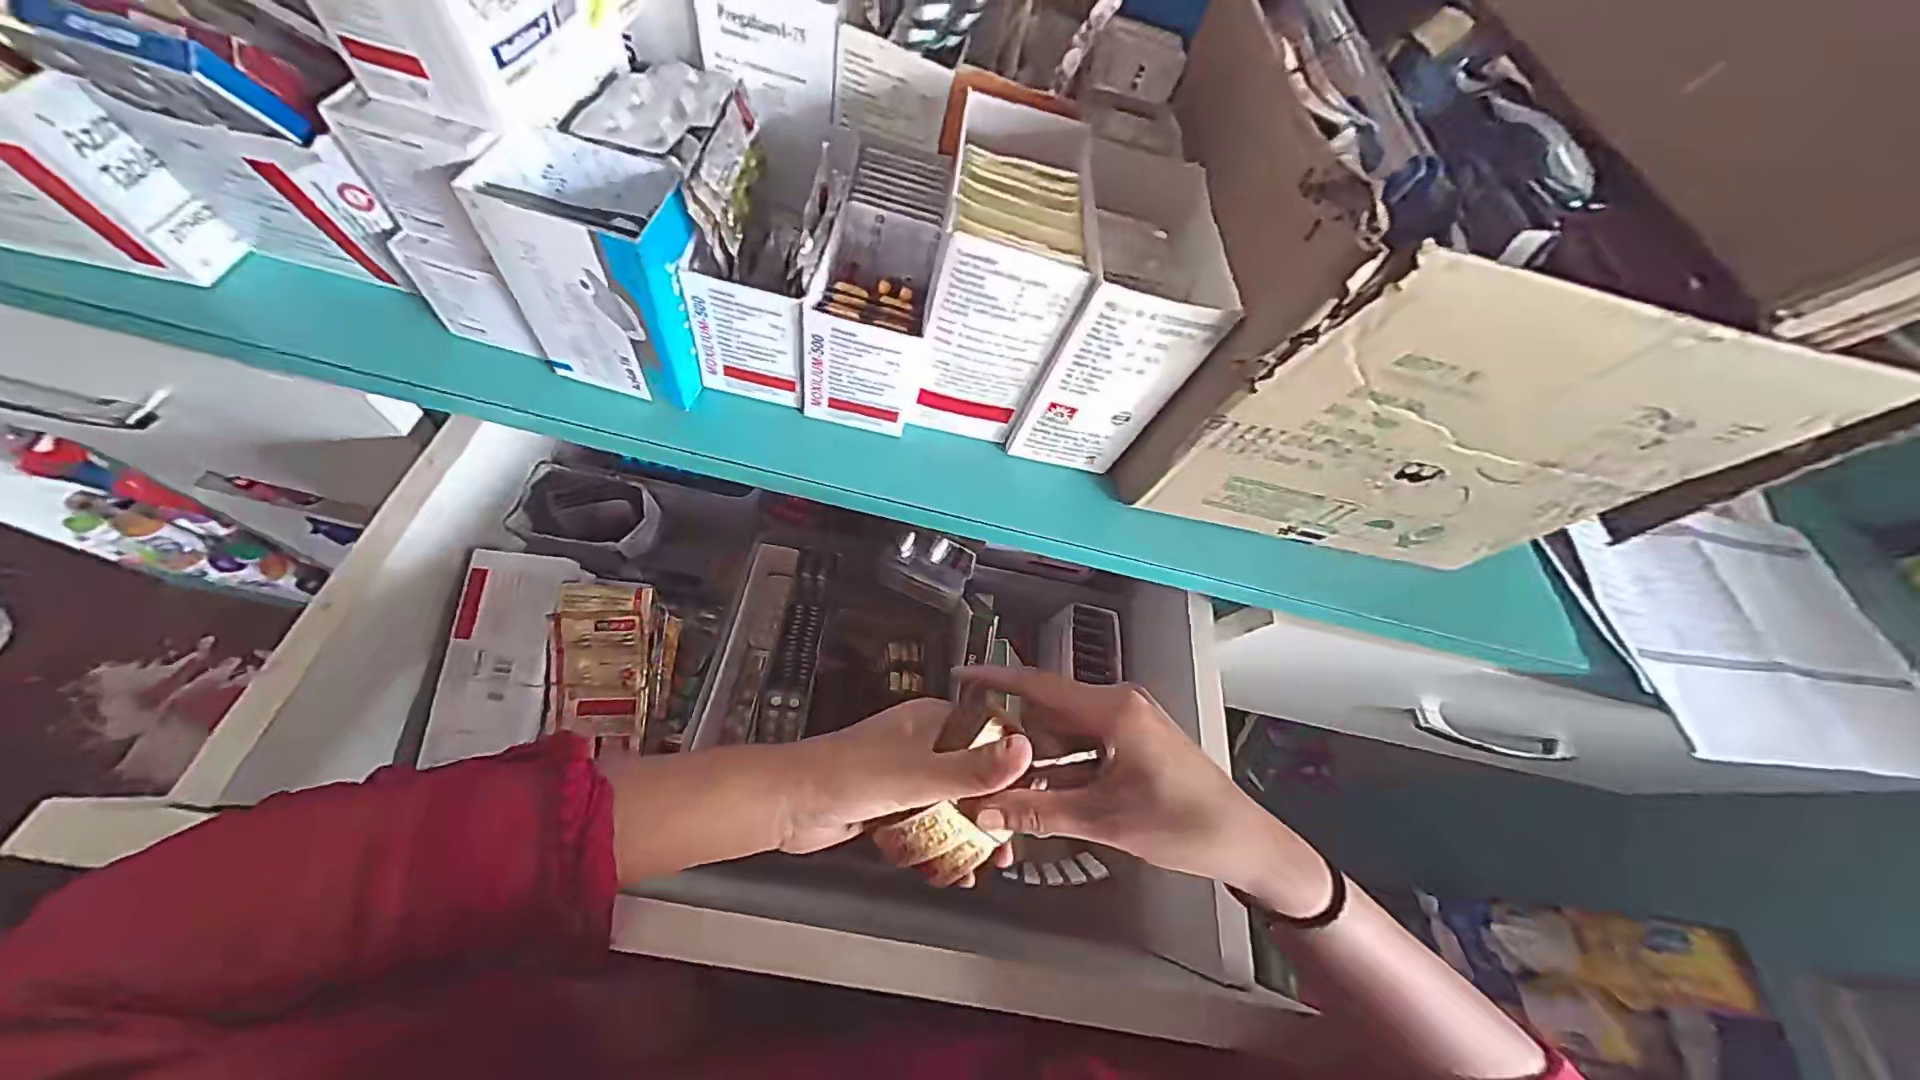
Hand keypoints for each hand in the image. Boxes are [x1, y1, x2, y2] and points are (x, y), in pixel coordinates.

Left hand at [777, 697, 1032, 857]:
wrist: (788, 805)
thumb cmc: (850, 776)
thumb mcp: (919, 774)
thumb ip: (972, 769)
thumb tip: (1026, 752)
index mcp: (933, 721)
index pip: (988, 735)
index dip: (1014, 765)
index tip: (1035, 795)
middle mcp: (924, 744)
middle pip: (973, 774)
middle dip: (994, 808)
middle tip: (1013, 839)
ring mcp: (907, 776)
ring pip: (953, 803)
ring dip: (972, 832)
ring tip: (994, 862)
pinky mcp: (892, 806)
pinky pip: (929, 824)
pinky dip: (944, 845)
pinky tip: (959, 873)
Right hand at [964, 667, 1333, 916]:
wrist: (1245, 842)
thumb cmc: (1184, 826)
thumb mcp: (1105, 821)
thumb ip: (1039, 812)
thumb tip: (985, 810)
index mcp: (1114, 709)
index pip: (1041, 684)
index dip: (997, 679)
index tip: (962, 678)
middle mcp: (1119, 702)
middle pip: (1049, 709)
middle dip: (1021, 741)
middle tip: (993, 771)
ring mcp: (1128, 718)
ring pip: (1065, 728)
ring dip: (1044, 758)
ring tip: (1019, 791)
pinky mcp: (1133, 736)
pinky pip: (1085, 741)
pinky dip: (1066, 764)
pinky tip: (1052, 794)